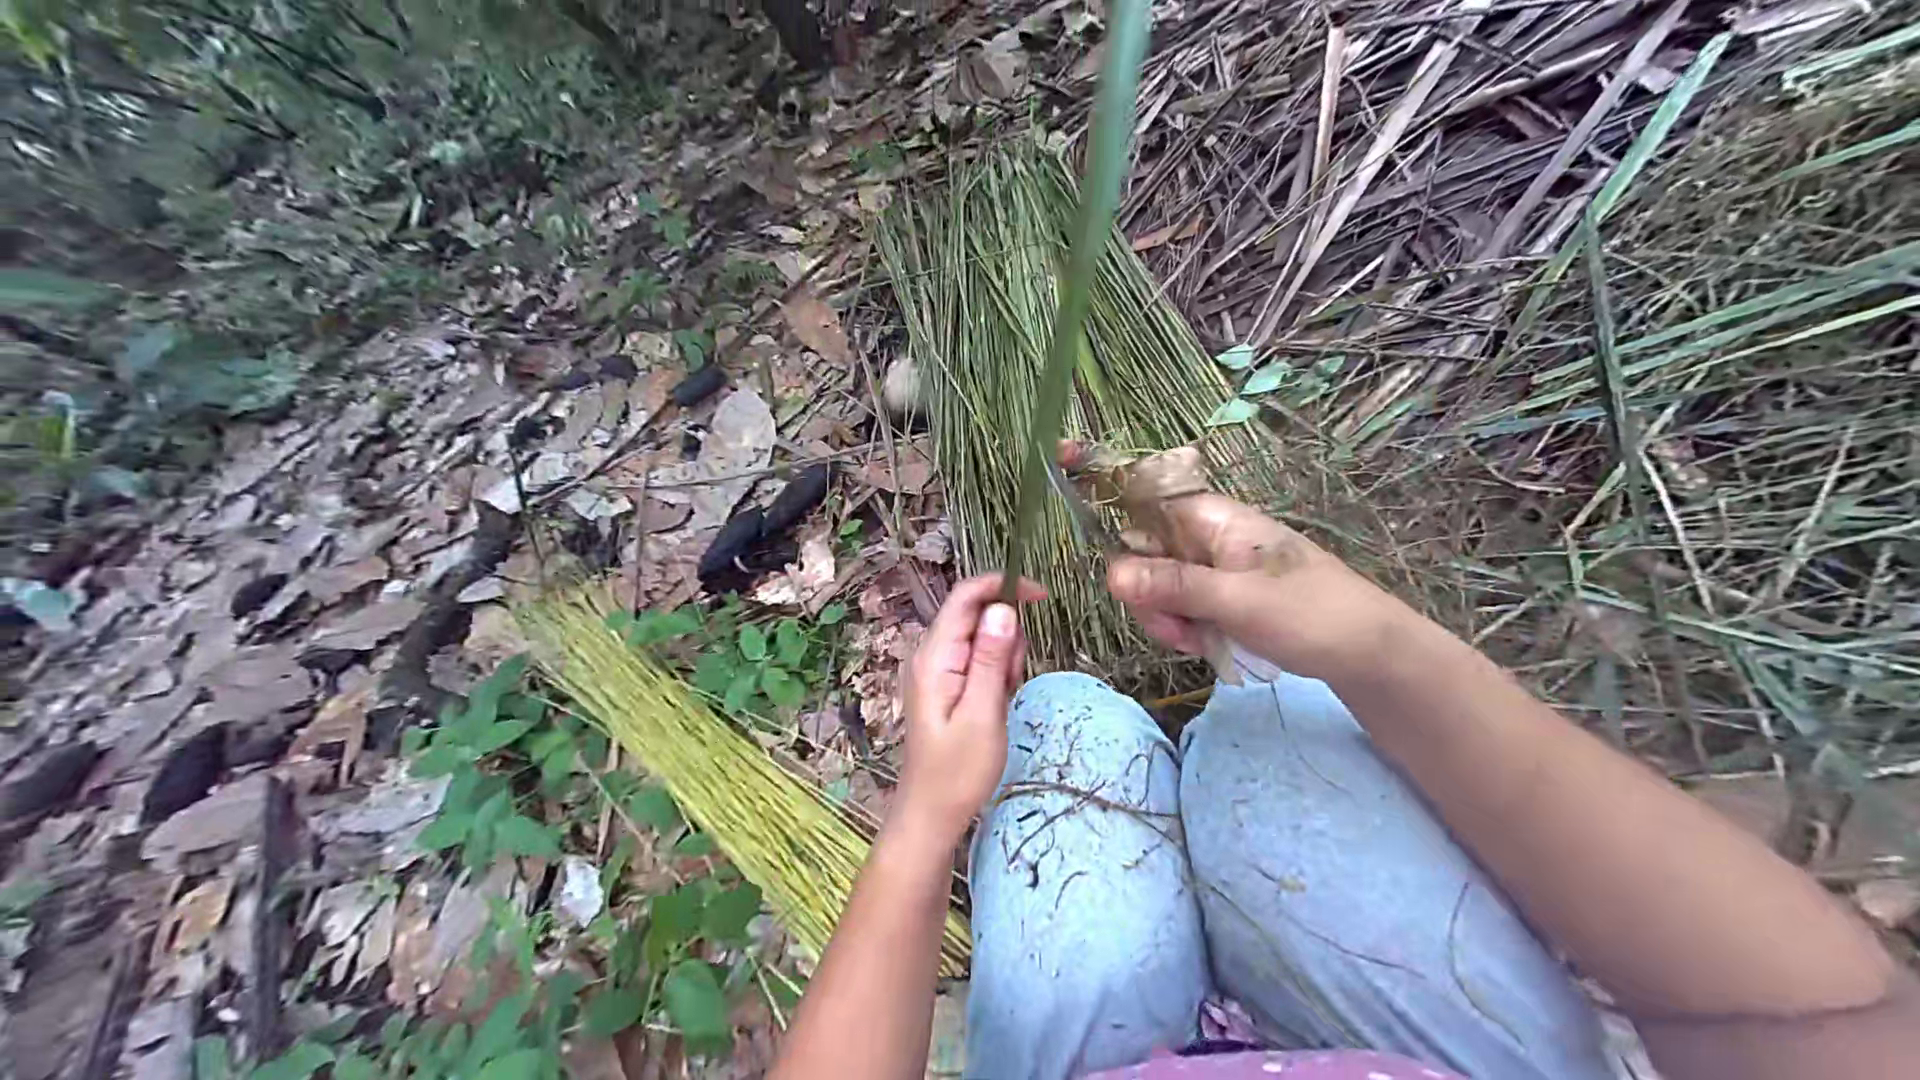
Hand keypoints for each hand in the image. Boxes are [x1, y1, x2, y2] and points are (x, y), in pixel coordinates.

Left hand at [897, 574, 1046, 841]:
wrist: (932, 813)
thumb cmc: (958, 771)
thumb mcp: (983, 714)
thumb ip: (991, 659)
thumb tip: (1002, 607)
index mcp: (934, 655)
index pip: (965, 596)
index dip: (1002, 586)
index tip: (1040, 596)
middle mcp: (929, 652)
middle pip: (977, 615)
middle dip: (1006, 637)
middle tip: (1010, 682)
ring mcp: (936, 667)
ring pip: (982, 637)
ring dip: (1003, 658)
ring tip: (1001, 699)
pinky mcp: (945, 681)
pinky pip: (978, 659)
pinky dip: (995, 674)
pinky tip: (995, 703)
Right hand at [1103, 487, 1411, 681]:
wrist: (1367, 654)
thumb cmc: (1311, 612)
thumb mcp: (1238, 600)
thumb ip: (1174, 586)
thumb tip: (1110, 573)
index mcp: (1212, 518)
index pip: (1147, 489)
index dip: (1105, 477)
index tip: (1061, 460)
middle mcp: (1204, 536)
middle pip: (1140, 549)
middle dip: (1145, 590)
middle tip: (1172, 624)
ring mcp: (1209, 567)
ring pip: (1154, 584)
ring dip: (1163, 616)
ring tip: (1195, 639)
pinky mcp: (1215, 596)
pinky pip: (1175, 606)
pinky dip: (1180, 628)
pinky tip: (1204, 644)